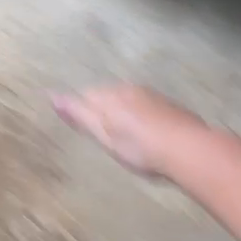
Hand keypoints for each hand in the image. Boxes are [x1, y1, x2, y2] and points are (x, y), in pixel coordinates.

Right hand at [52, 84, 214, 177]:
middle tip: (108, 136)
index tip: (87, 129)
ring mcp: (152, 96)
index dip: (83, 111)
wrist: (190, 150)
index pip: (87, 96)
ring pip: (130, 101)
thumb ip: (79, 115)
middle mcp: (129, 89)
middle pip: (109, 96)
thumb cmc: (140, 147)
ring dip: (126, 114)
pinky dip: (145, 118)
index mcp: (109, 96)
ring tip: (129, 137)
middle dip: (105, 111)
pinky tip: (152, 136)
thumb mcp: (104, 135)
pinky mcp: (171, 107)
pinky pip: (150, 108)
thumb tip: (50, 95)